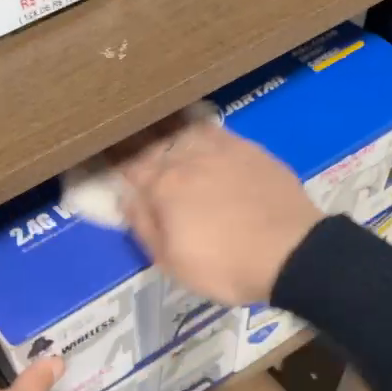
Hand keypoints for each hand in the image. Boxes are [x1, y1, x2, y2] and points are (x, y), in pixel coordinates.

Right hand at [119, 120, 321, 305]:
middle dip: (133, 137)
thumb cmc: (225, 266)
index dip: (111, 157)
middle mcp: (186, 159)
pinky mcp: (249, 150)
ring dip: (164, 127)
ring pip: (182, 129)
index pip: (127, 166)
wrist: (292, 254)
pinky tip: (195, 128)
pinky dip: (198, 127)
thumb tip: (125, 197)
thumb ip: (144, 225)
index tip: (100, 150)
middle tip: (122, 132)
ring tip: (154, 124)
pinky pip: (214, 130)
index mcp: (162, 186)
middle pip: (151, 142)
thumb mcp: (172, 261)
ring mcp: (220, 150)